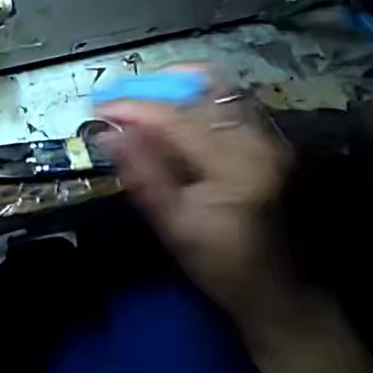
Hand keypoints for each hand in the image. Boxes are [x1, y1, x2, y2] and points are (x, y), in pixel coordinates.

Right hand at [98, 69, 294, 316]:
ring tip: (141, 108)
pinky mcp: (264, 135)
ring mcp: (265, 134)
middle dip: (152, 88)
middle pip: (198, 85)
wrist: (272, 288)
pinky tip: (168, 119)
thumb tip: (109, 132)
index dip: (132, 107)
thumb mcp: (173, 224)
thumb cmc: (221, 265)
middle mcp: (256, 140)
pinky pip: (221, 98)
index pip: (174, 118)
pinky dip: (189, 98)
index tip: (100, 108)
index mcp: (235, 166)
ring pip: (211, 84)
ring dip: (171, 89)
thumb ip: (142, 172)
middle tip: (120, 103)